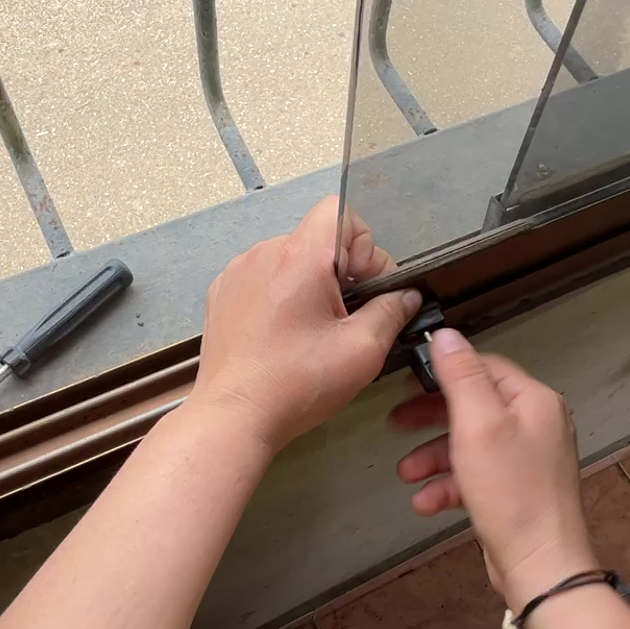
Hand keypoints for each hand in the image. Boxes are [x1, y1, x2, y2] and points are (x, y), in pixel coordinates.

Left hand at [193, 197, 421, 453]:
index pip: (341, 212)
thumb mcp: (362, 350)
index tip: (364, 286)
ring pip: (292, 260)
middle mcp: (264, 254)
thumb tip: (405, 297)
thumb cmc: (292, 385)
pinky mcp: (224, 294)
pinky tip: (286, 336)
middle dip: (342, 273)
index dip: (364, 246)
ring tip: (313, 332)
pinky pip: (265, 279)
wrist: (234, 415)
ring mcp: (239, 273)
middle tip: (346, 318)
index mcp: (300, 257)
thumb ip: (392, 312)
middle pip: (318, 239)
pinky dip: (282, 298)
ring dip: (311, 286)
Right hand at [389, 330, 596, 608]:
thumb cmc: (513, 495)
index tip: (411, 380)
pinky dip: (449, 484)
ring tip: (406, 472)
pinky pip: (476, 474)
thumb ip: (461, 376)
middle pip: (473, 405)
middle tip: (397, 422)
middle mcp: (536, 424)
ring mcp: (527, 459)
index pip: (484, 367)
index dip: (445, 372)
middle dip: (431, 418)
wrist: (540, 566)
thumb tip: (446, 336)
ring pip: (470, 443)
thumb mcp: (478, 425)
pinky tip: (425, 501)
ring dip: (434, 455)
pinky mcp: (517, 489)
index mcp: (533, 401)